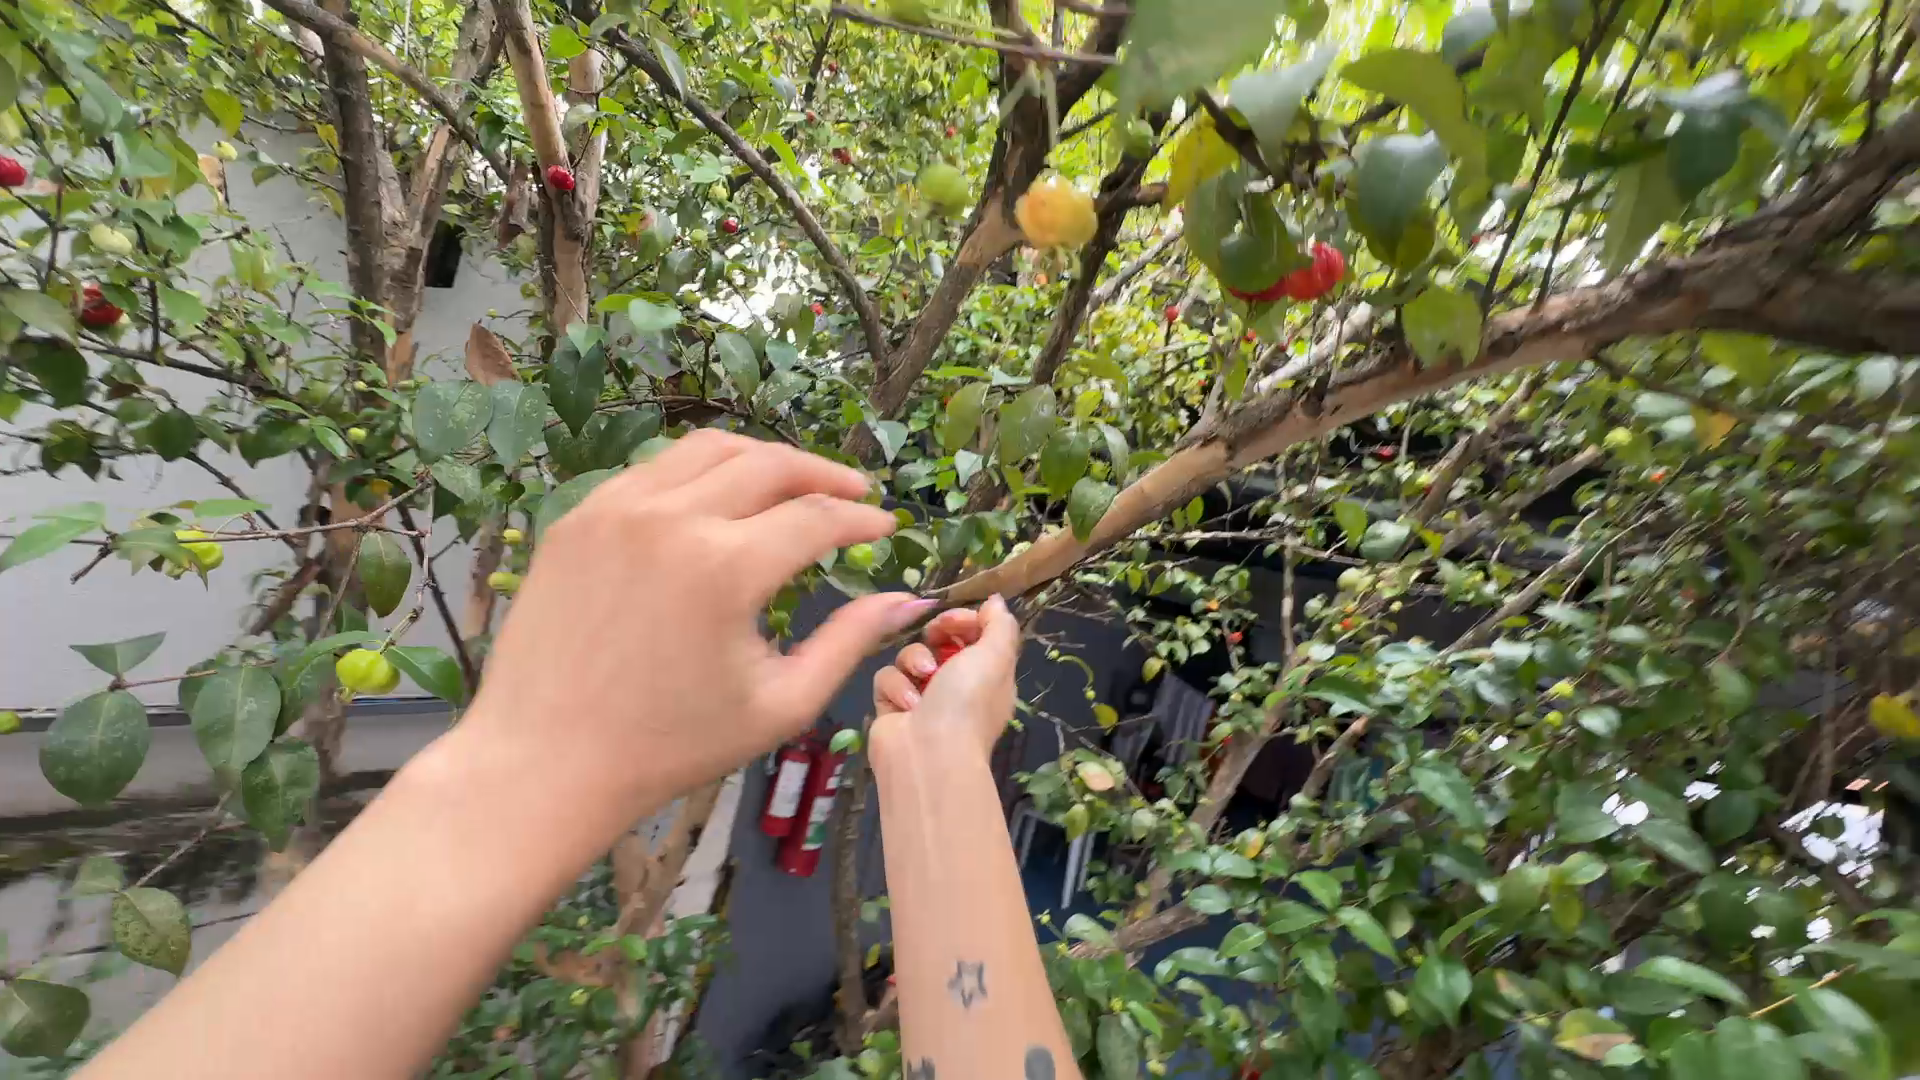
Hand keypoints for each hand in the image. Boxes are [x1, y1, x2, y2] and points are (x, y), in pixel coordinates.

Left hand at [463, 430, 936, 826]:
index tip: (886, 526)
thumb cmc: (672, 745)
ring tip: (794, 482)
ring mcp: (616, 508)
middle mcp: (672, 518)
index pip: (816, 517)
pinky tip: (719, 500)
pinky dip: (703, 472)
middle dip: (825, 474)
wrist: (544, 765)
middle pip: (770, 464)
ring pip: (710, 449)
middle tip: (854, 493)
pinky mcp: (579, 517)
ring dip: (765, 459)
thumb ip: (849, 642)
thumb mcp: (780, 703)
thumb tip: (905, 600)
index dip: (861, 519)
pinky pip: (656, 470)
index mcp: (726, 567)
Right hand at [870, 596, 1019, 765]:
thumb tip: (995, 601)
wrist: (928, 754)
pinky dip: (895, 687)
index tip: (955, 619)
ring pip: (910, 655)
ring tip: (922, 680)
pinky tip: (906, 705)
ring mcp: (923, 695)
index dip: (964, 620)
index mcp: (988, 674)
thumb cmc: (967, 702)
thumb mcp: (995, 656)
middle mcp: (957, 684)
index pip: (975, 632)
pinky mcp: (892, 706)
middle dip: (936, 634)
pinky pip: (887, 677)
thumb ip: (1000, 624)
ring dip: (914, 662)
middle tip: (935, 637)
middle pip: (941, 639)